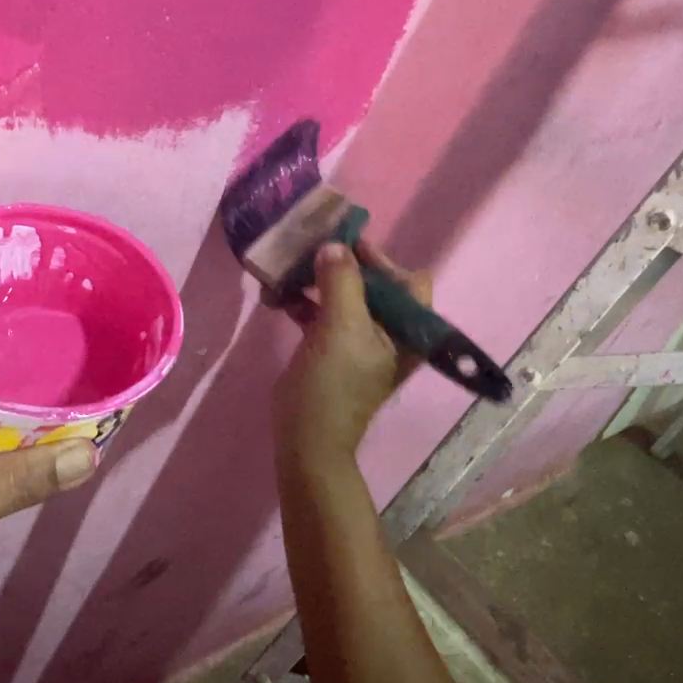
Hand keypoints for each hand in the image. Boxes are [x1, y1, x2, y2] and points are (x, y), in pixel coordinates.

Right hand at [272, 241, 431, 462]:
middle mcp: (389, 331)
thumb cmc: (332, 385)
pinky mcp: (329, 346)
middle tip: (309, 248)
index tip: (343, 245)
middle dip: (339, 265)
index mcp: (408, 330)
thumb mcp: (340, 329)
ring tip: (284, 269)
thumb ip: (341, 282)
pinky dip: (301, 300)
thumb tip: (334, 245)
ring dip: (314, 279)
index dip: (378, 259)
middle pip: (371, 282)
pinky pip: (319, 311)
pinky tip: (275, 295)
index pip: (408, 279)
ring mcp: (358, 339)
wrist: (305, 437)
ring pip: (341, 294)